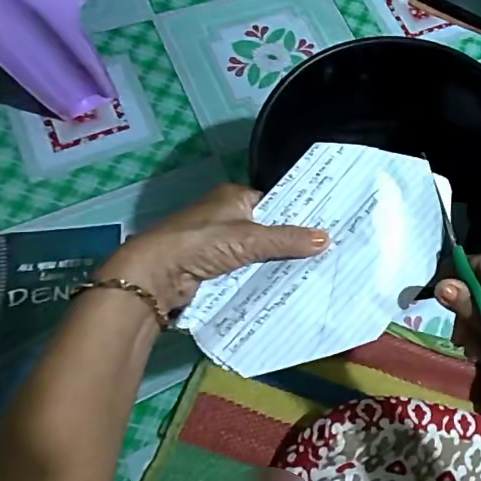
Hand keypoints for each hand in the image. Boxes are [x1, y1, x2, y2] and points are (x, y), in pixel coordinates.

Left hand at [97, 184, 327, 314]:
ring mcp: (218, 243)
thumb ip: (287, 239)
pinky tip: (285, 283)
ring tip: (314, 267)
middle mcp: (226, 216)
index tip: (325, 225)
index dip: (298, 213)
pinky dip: (262, 276)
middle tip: (326, 249)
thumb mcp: (250, 238)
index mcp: (234, 197)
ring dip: (277, 261)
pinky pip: (247, 269)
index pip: (276, 202)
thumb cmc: (200, 243)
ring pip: (259, 251)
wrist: (153, 276)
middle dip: (291, 241)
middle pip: (268, 228)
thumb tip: (326, 239)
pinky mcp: (213, 267)